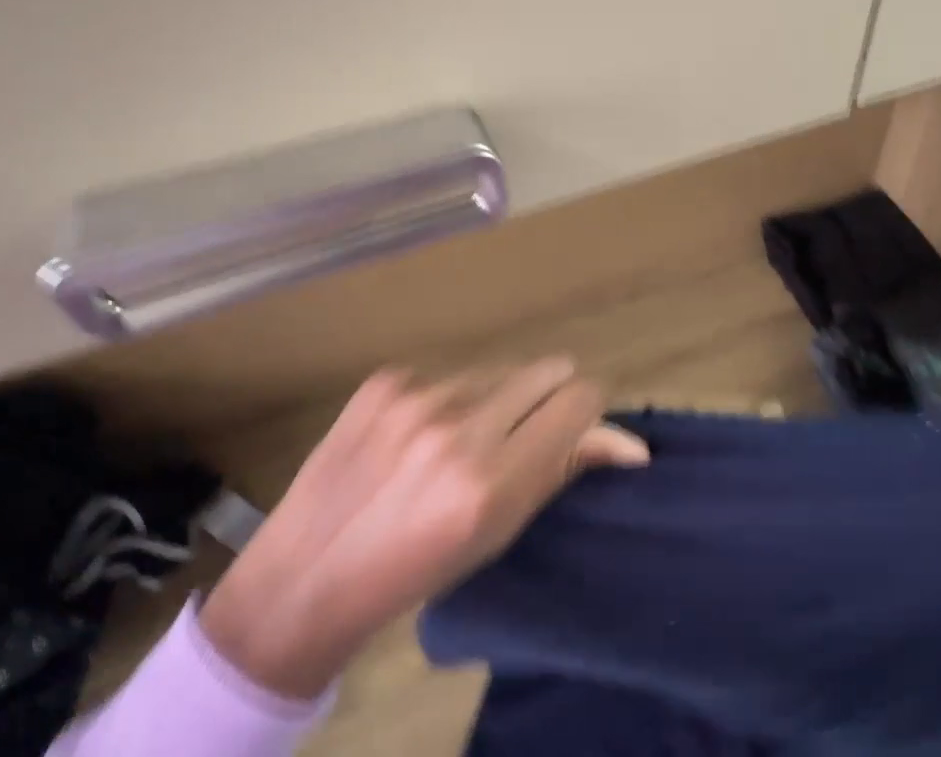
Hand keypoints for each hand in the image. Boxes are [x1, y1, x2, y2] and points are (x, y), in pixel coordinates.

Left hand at [198, 358, 649, 698]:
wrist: (308, 572)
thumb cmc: (416, 568)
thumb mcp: (499, 533)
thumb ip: (562, 472)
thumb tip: (632, 444)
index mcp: (491, 482)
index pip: (579, 401)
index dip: (590, 412)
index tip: (580, 430)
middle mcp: (457, 428)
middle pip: (548, 369)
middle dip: (552, 396)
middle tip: (530, 433)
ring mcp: (415, 398)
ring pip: (500, 369)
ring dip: (501, 398)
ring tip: (467, 440)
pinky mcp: (383, 380)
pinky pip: (451, 373)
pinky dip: (453, 399)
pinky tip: (422, 434)